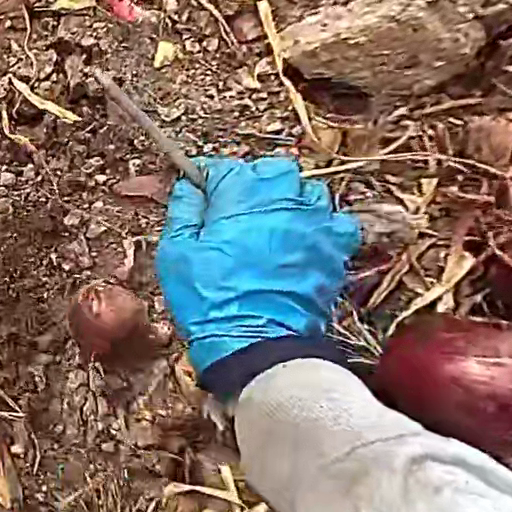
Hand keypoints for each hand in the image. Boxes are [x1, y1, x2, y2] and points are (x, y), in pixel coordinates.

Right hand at [156, 156, 358, 375]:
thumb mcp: (176, 252)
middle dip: (251, 183)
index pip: (225, 168)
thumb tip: (189, 186)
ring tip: (269, 225)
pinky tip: (301, 242)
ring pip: (306, 191)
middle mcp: (284, 200)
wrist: (255, 343)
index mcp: (242, 195)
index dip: (207, 180)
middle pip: (270, 171)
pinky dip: (319, 226)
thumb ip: (183, 211)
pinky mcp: (335, 250)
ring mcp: (315, 223)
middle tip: (233, 211)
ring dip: (287, 200)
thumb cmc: (209, 298)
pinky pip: (335, 222)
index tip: (199, 194)